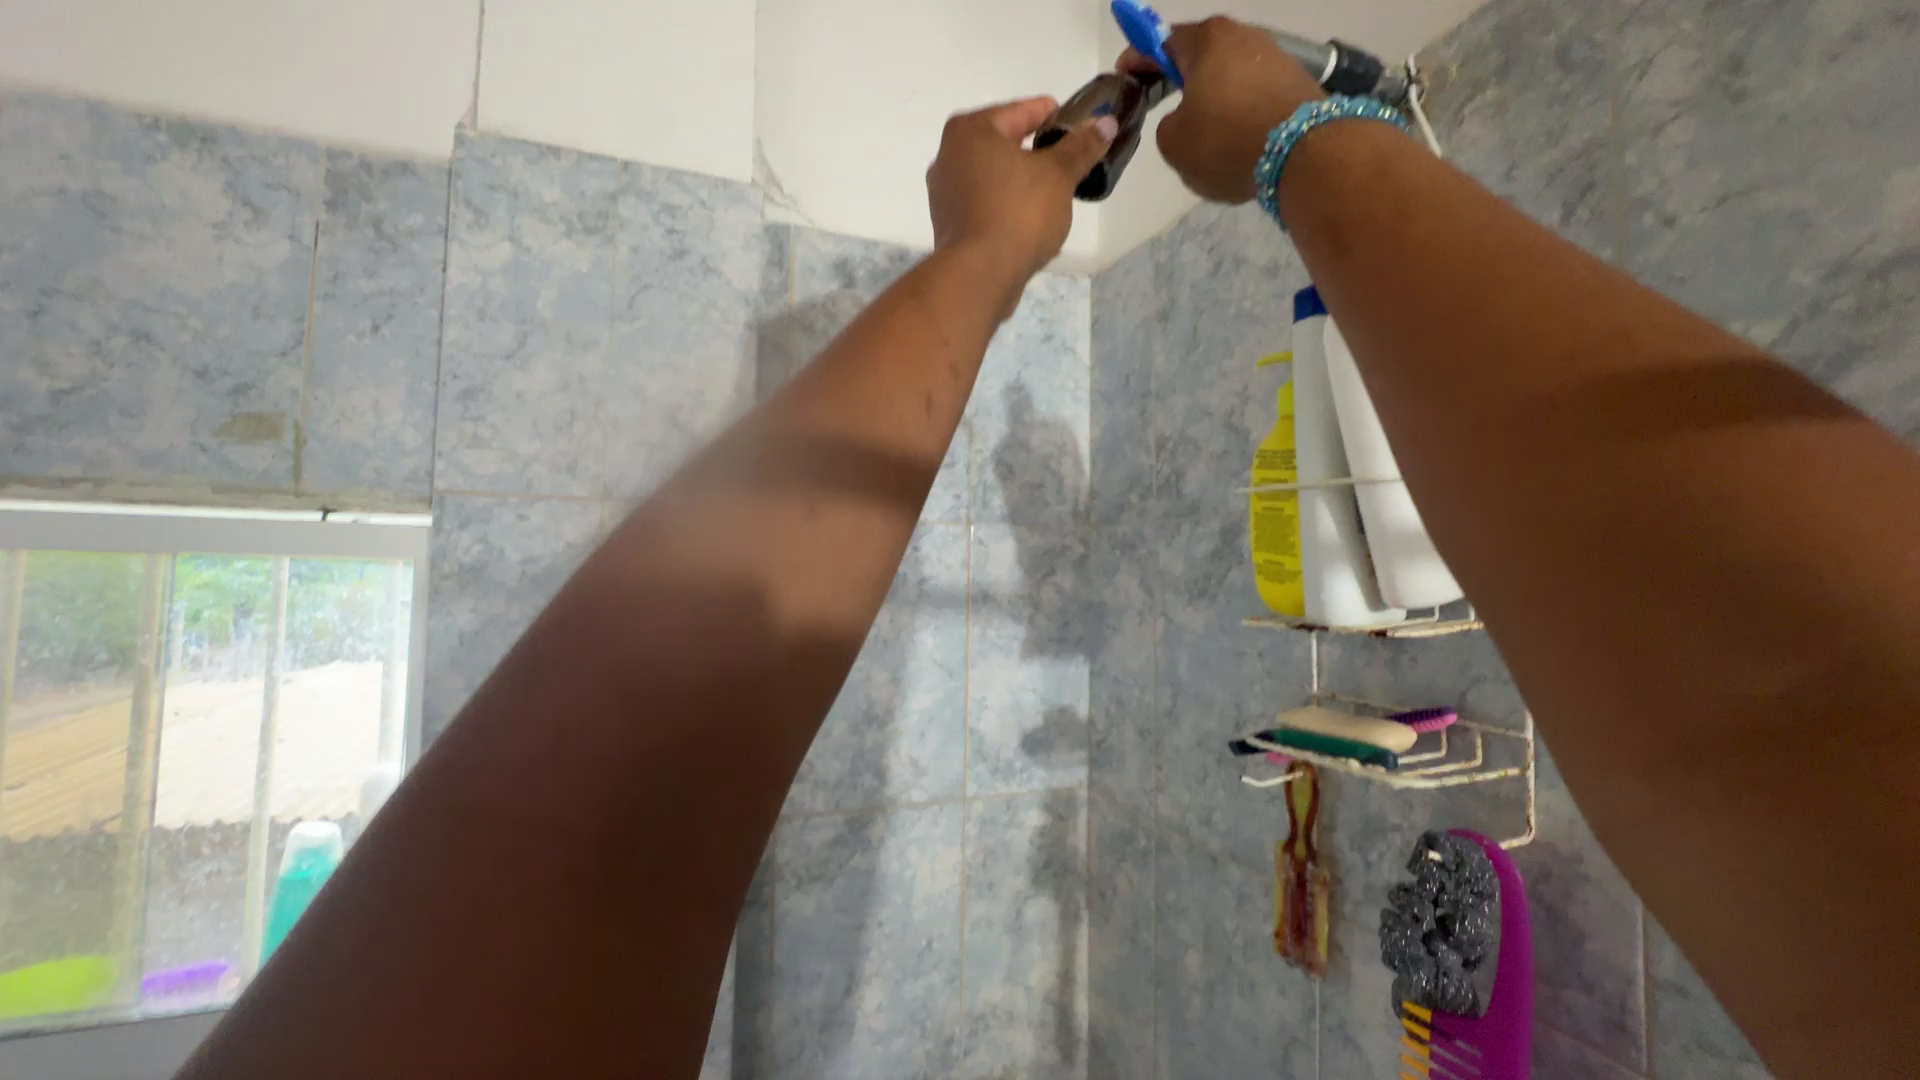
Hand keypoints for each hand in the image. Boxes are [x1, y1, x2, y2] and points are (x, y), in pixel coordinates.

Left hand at [926, 97, 1116, 277]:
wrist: (979, 276)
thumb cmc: (1018, 214)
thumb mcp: (1058, 175)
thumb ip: (1081, 147)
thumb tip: (1105, 123)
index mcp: (971, 130)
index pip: (1021, 111)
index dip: (1052, 115)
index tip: (1075, 123)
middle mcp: (948, 155)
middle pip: (1003, 144)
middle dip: (1034, 152)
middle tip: (1066, 161)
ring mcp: (944, 193)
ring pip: (992, 177)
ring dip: (1019, 182)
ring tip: (1051, 194)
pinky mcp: (948, 225)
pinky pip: (985, 205)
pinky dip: (1005, 207)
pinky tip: (1027, 221)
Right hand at [1120, 17, 1324, 203]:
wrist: (1302, 153)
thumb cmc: (1225, 142)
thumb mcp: (1173, 143)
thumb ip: (1167, 125)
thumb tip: (1185, 119)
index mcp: (1206, 40)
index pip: (1160, 42)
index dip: (1138, 59)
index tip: (1124, 75)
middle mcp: (1242, 36)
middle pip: (1199, 55)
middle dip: (1178, 76)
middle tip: (1161, 102)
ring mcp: (1273, 56)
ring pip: (1227, 75)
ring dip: (1211, 96)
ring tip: (1201, 129)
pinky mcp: (1294, 81)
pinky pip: (1252, 94)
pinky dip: (1237, 110)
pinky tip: (1233, 137)